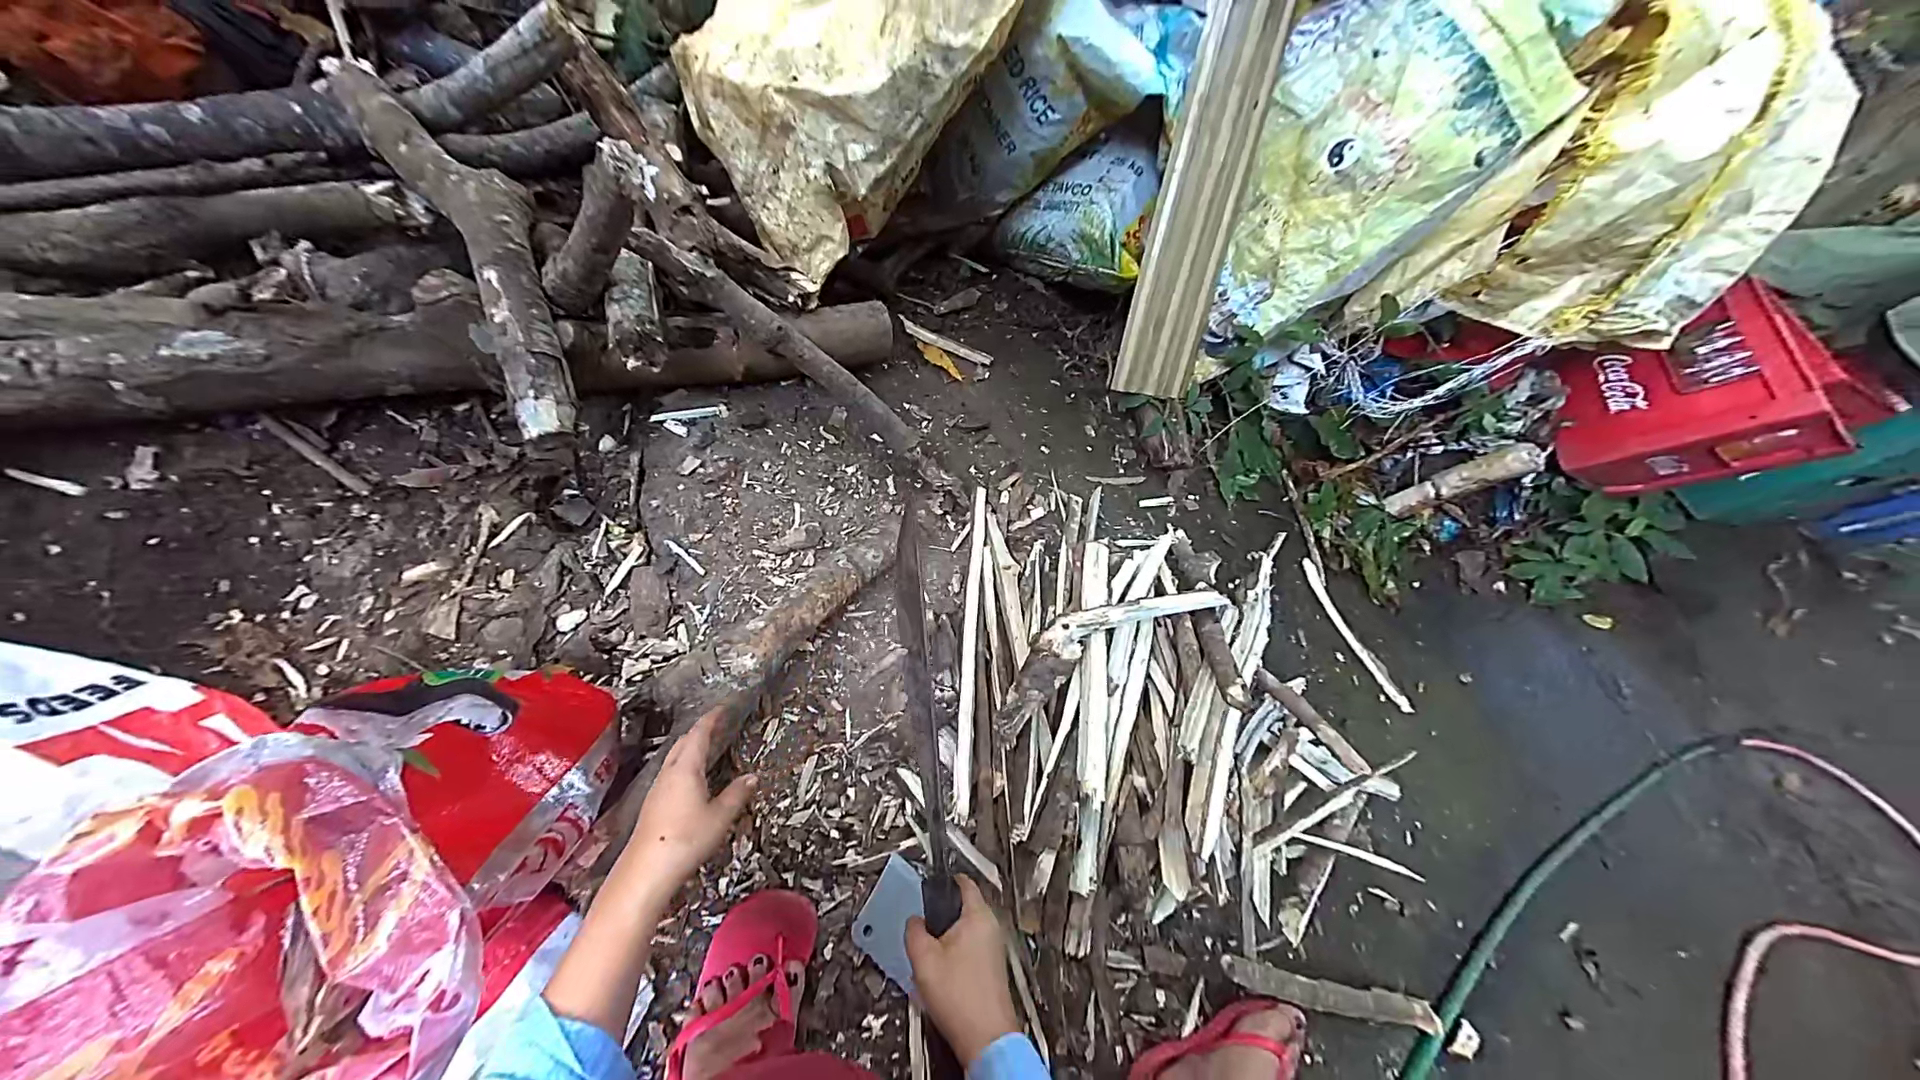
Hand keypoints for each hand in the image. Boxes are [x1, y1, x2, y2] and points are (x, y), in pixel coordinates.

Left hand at [618, 709, 758, 900]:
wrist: (646, 871)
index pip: (698, 734)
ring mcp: (657, 790)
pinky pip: (670, 775)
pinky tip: (691, 780)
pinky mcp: (652, 807)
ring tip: (706, 749)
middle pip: (682, 743)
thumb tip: (751, 777)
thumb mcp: (720, 816)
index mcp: (686, 768)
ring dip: (689, 749)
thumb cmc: (686, 839)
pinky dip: (683, 767)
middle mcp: (668, 774)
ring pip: (674, 759)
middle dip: (699, 732)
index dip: (710, 719)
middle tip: (716, 726)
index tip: (721, 709)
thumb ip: (737, 794)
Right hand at [905, 875, 1020, 1065]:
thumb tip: (914, 922)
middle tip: (925, 926)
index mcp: (978, 915)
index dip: (945, 879)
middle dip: (942, 915)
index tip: (932, 882)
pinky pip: (970, 948)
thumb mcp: (923, 958)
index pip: (963, 882)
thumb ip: (914, 930)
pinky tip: (944, 973)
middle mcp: (991, 927)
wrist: (985, 1038)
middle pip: (963, 907)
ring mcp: (994, 947)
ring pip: (965, 929)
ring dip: (947, 937)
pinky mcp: (992, 966)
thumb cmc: (961, 999)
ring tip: (931, 954)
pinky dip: (956, 953)